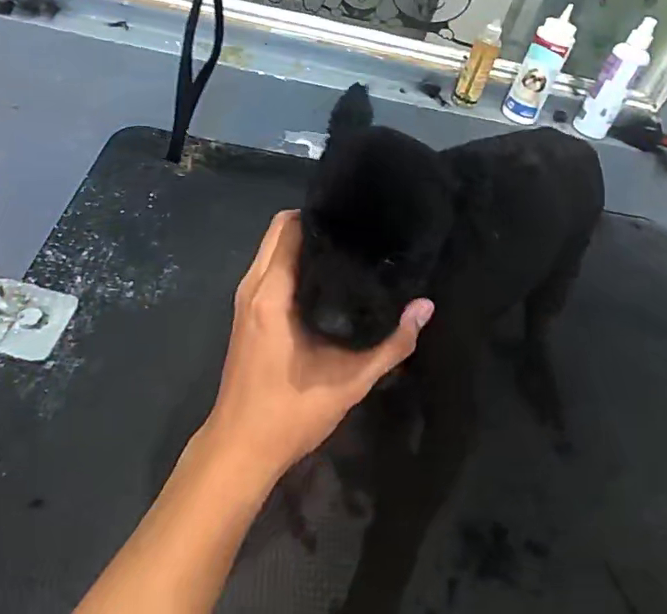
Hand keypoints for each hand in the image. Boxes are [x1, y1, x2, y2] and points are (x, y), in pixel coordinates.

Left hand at [196, 211, 432, 483]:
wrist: (240, 451)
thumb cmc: (290, 412)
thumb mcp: (350, 380)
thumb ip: (392, 343)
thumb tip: (426, 307)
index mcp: (272, 293)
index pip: (289, 227)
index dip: (321, 216)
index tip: (354, 218)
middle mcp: (253, 287)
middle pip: (279, 231)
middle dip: (315, 224)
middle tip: (356, 231)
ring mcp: (245, 300)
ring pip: (272, 250)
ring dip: (303, 243)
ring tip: (347, 249)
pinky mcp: (246, 314)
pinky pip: (269, 268)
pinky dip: (293, 261)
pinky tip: (327, 278)